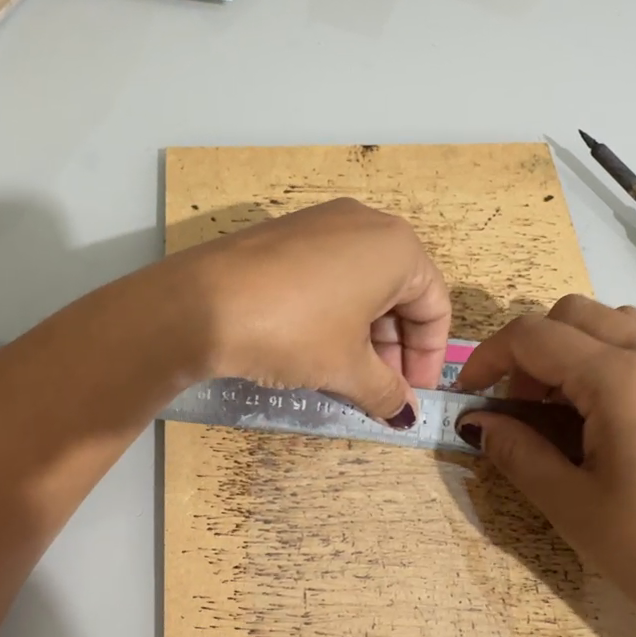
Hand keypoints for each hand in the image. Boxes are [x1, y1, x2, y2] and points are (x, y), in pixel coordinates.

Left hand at [173, 198, 451, 424]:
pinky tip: (313, 349)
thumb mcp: (346, 367)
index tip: (412, 398)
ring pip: (360, 284)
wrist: (200, 303)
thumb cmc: (293, 330)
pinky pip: (327, 274)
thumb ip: (386, 391)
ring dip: (362, 335)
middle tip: (379, 393)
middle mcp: (364, 222)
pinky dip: (332, 312)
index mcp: (396, 247)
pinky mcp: (284, 234)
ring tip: (346, 379)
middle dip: (393, 349)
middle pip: (398, 293)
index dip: (428, 360)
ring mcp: (320, 223)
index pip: (434, 307)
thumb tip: (404, 414)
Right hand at [454, 295, 635, 636]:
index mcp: (621, 378)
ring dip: (571, 348)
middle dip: (530, 349)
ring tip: (562, 409)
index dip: (487, 357)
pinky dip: (609, 357)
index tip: (466, 394)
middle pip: (571, 314)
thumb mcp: (574, 507)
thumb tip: (478, 422)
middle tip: (518, 406)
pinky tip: (607, 417)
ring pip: (612, 322)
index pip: (532, 336)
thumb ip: (517, 451)